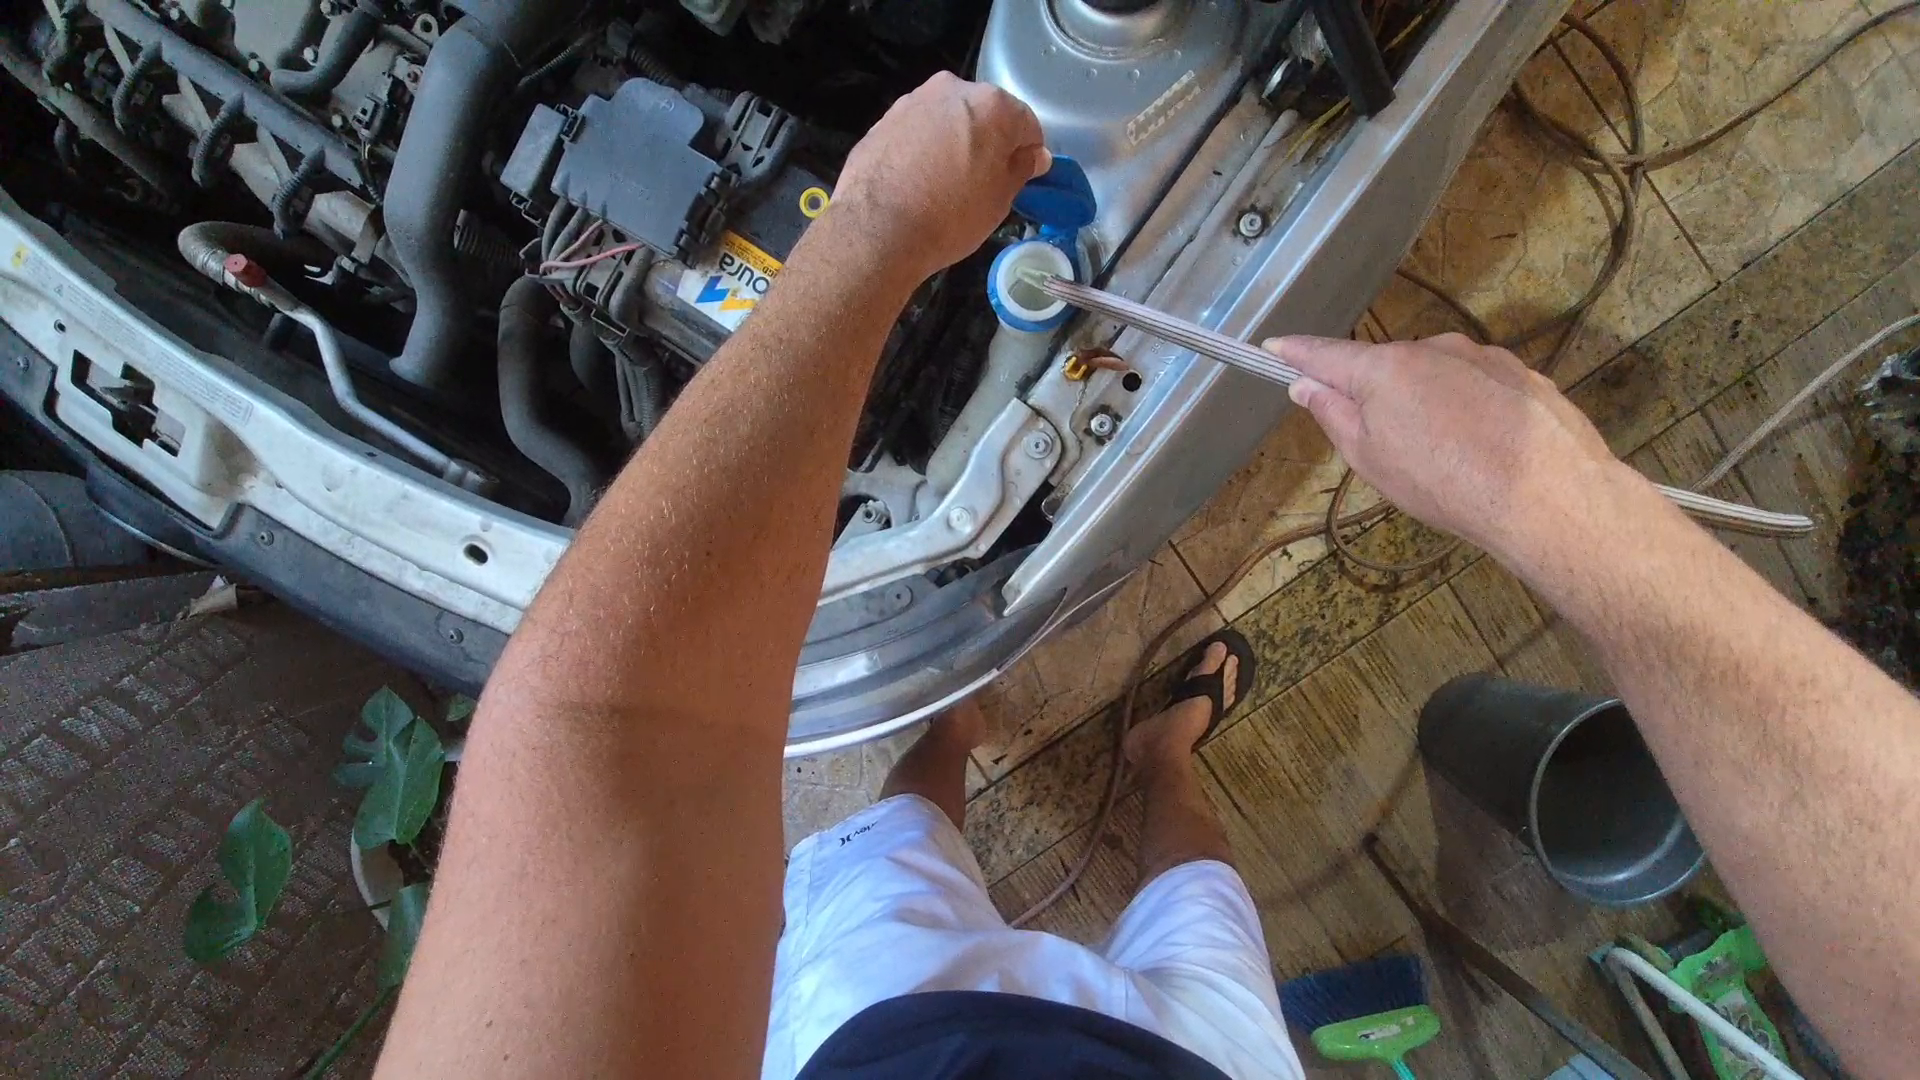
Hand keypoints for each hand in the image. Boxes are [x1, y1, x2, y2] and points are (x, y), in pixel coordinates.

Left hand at [829, 72, 1049, 281]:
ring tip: (944, 188)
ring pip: (947, 122)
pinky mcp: (884, 121)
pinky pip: (917, 134)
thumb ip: (1020, 170)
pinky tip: (916, 185)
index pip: (1026, 125)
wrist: (878, 230)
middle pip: (984, 116)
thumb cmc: (951, 218)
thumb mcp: (998, 202)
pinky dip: (923, 152)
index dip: (1027, 154)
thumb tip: (1035, 155)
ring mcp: (913, 101)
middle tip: (980, 186)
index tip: (1019, 180)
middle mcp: (952, 90)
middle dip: (988, 144)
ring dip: (954, 145)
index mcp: (992, 105)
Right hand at [1265, 333, 1617, 549]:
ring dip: (1420, 398)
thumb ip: (1333, 414)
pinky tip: (1476, 442)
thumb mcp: (1368, 458)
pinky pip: (1471, 382)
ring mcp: (1481, 356)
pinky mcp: (1521, 372)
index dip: (1295, 353)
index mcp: (1385, 368)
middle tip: (1377, 441)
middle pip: (1382, 364)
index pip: (1325, 354)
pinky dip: (1461, 404)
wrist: (1548, 496)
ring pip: (1430, 372)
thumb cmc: (1441, 482)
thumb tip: (1307, 384)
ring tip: (1438, 450)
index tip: (1272, 347)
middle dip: (1370, 391)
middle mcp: (1431, 348)